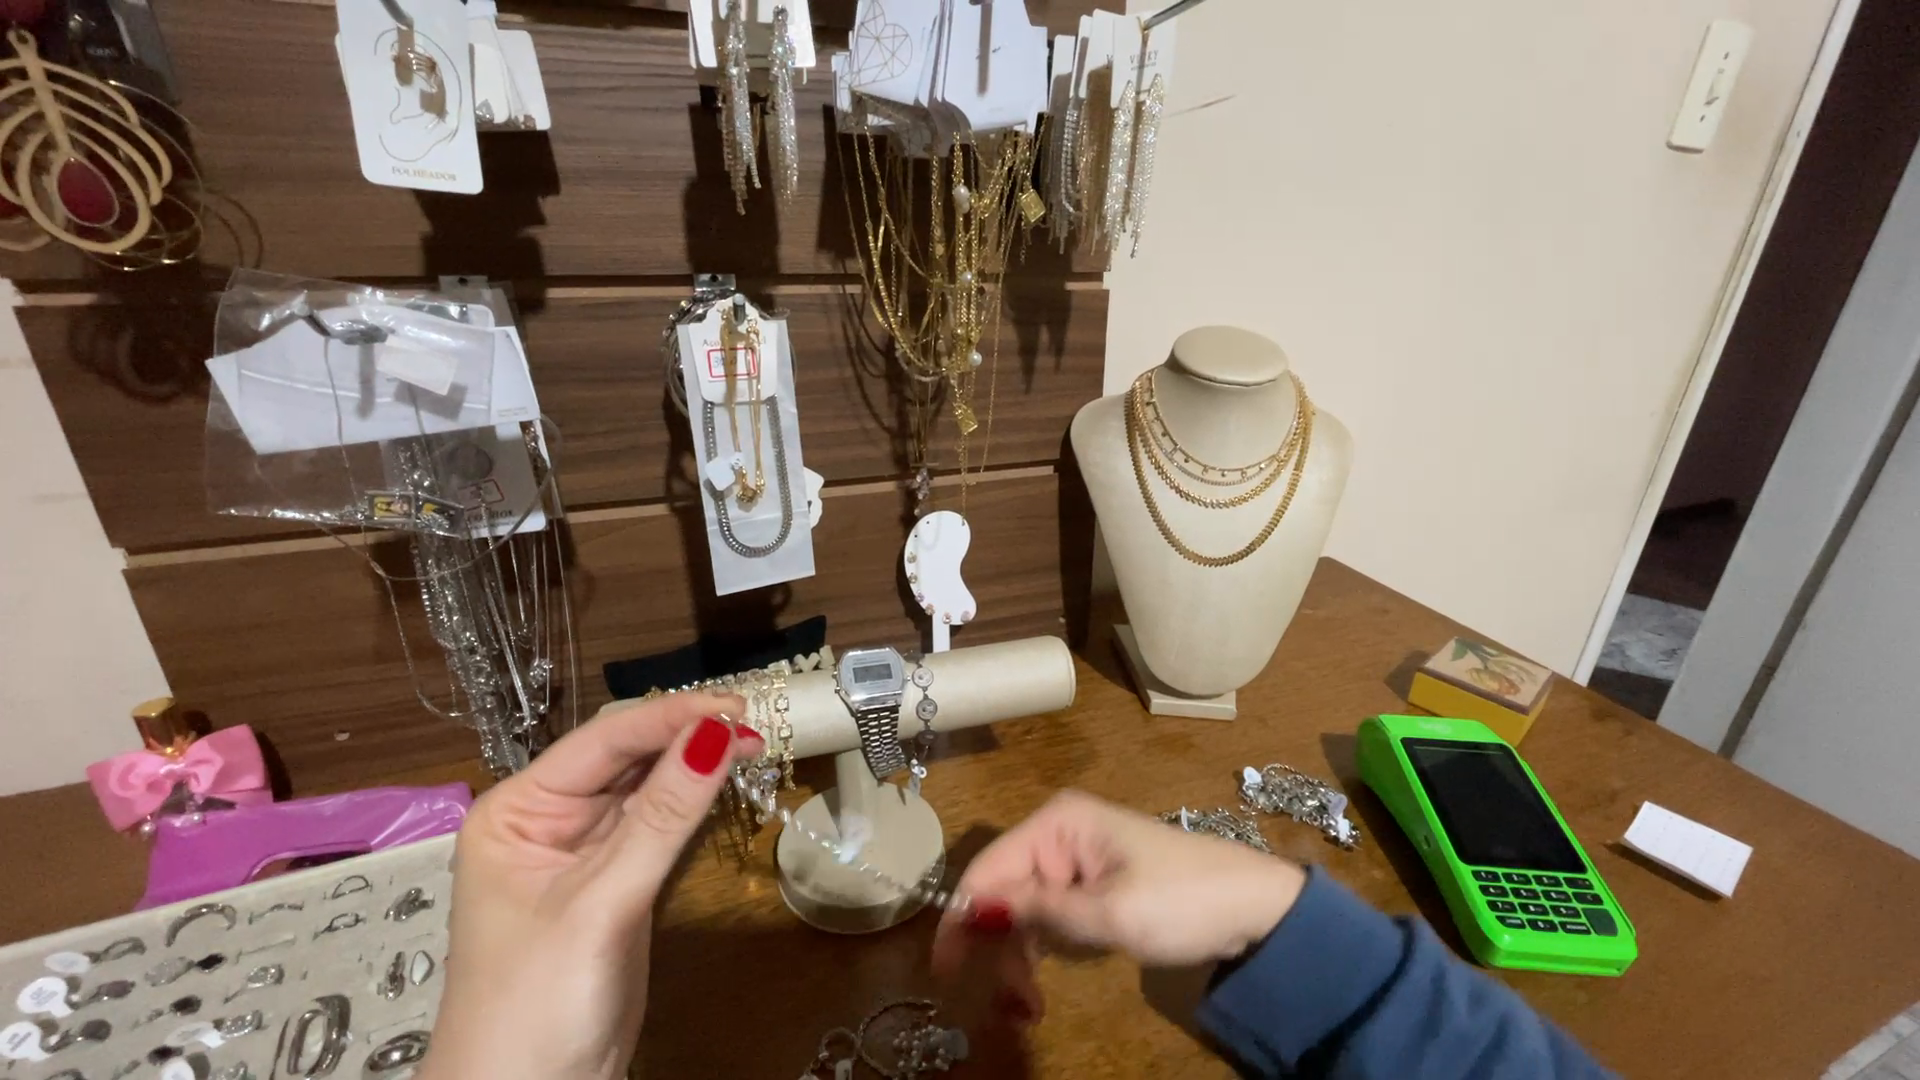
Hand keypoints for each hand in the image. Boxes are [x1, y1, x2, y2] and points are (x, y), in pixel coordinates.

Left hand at [421, 694, 761, 1079]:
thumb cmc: (538, 1005)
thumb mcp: (601, 902)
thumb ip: (662, 816)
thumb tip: (717, 734)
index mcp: (519, 810)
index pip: (603, 742)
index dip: (670, 717)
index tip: (734, 707)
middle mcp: (549, 818)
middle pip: (626, 756)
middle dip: (686, 734)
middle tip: (753, 722)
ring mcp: (585, 848)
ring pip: (647, 784)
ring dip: (695, 762)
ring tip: (750, 741)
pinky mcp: (618, 877)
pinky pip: (660, 820)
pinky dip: (694, 799)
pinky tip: (724, 778)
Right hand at [932, 791, 1307, 1021]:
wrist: (1255, 907)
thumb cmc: (1182, 900)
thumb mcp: (1108, 912)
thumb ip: (1038, 909)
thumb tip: (974, 908)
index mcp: (1058, 822)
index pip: (989, 867)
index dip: (962, 916)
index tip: (945, 971)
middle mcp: (1059, 831)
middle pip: (1003, 888)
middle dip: (998, 947)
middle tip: (1011, 1006)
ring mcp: (1076, 856)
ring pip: (1022, 907)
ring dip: (1020, 956)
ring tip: (1032, 1005)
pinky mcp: (1092, 881)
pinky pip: (1049, 913)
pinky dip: (1044, 949)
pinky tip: (1046, 982)